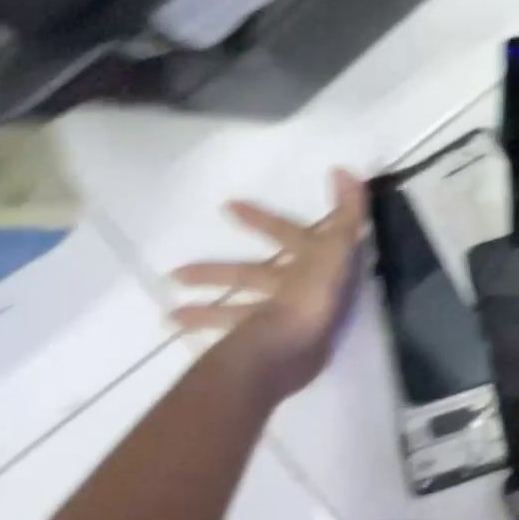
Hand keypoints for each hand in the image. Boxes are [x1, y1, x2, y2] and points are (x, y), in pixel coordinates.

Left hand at [170, 170, 370, 397]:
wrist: (291, 345)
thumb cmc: (316, 292)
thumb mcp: (339, 247)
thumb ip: (348, 212)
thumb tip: (342, 168)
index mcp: (305, 260)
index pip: (283, 232)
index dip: (261, 218)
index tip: (228, 206)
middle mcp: (283, 284)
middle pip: (248, 274)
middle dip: (215, 272)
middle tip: (175, 275)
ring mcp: (270, 317)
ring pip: (234, 311)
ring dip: (206, 314)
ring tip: (171, 318)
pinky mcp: (264, 348)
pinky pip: (235, 344)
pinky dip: (216, 346)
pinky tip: (200, 351)